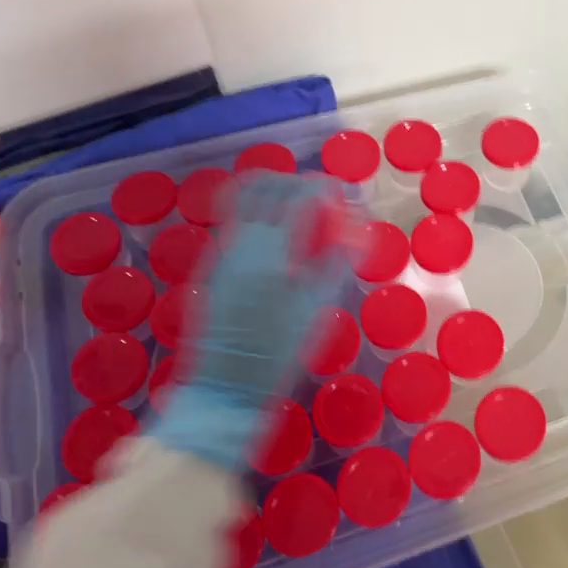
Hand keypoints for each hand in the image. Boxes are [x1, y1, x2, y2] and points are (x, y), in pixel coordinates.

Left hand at [150, 172, 357, 470]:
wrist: (224, 385)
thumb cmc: (278, 350)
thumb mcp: (318, 307)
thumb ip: (337, 261)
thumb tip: (357, 233)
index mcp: (273, 246)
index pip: (300, 194)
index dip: (327, 189)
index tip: (345, 198)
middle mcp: (242, 238)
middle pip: (265, 183)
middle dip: (296, 182)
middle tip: (320, 199)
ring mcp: (221, 249)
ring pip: (243, 198)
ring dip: (274, 196)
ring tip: (298, 216)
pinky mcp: (210, 265)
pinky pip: (234, 223)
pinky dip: (259, 218)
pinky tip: (277, 244)